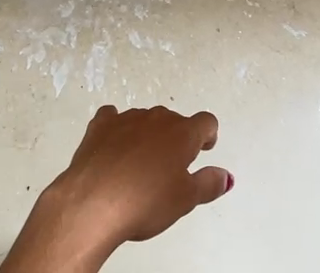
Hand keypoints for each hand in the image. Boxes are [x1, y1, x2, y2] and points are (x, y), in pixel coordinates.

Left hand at [2, 105, 232, 271]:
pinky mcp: (100, 126)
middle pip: (174, 121)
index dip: (207, 135)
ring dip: (147, 136)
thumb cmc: (145, 202)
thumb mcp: (184, 200)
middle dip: (175, 139)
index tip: (203, 150)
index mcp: (183, 134)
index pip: (206, 122)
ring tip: (138, 165)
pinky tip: (112, 145)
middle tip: (168, 167)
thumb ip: (208, 184)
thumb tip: (226, 176)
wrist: (93, 203)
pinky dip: (116, 128)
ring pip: (145, 121)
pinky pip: (112, 118)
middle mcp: (158, 119)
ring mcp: (127, 119)